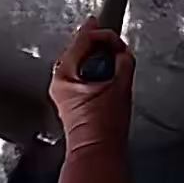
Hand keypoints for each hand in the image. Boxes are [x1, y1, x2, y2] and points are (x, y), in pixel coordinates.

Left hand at [48, 18, 132, 152]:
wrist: (97, 148)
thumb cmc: (104, 124)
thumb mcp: (121, 85)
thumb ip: (123, 62)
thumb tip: (122, 53)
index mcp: (67, 74)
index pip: (83, 40)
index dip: (103, 34)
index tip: (117, 37)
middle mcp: (60, 79)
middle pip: (78, 48)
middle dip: (98, 43)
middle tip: (116, 43)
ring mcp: (63, 89)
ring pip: (80, 60)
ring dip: (97, 55)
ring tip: (115, 57)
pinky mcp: (70, 97)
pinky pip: (81, 72)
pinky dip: (94, 67)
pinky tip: (107, 71)